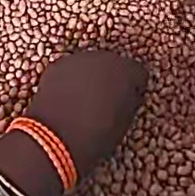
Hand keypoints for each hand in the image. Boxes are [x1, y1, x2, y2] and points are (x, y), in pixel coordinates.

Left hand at [24, 50, 146, 178]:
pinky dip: (71, 80)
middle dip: (113, 79)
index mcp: (127, 71)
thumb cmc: (96, 137)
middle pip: (115, 64)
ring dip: (91, 77)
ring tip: (85, 102)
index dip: (135, 88)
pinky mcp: (59, 64)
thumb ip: (129, 102)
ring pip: (91, 64)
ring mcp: (80, 59)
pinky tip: (67, 99)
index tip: (130, 101)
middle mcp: (105, 58)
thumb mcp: (124, 124)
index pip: (138, 73)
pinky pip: (71, 69)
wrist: (55, 138)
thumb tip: (126, 96)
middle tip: (107, 101)